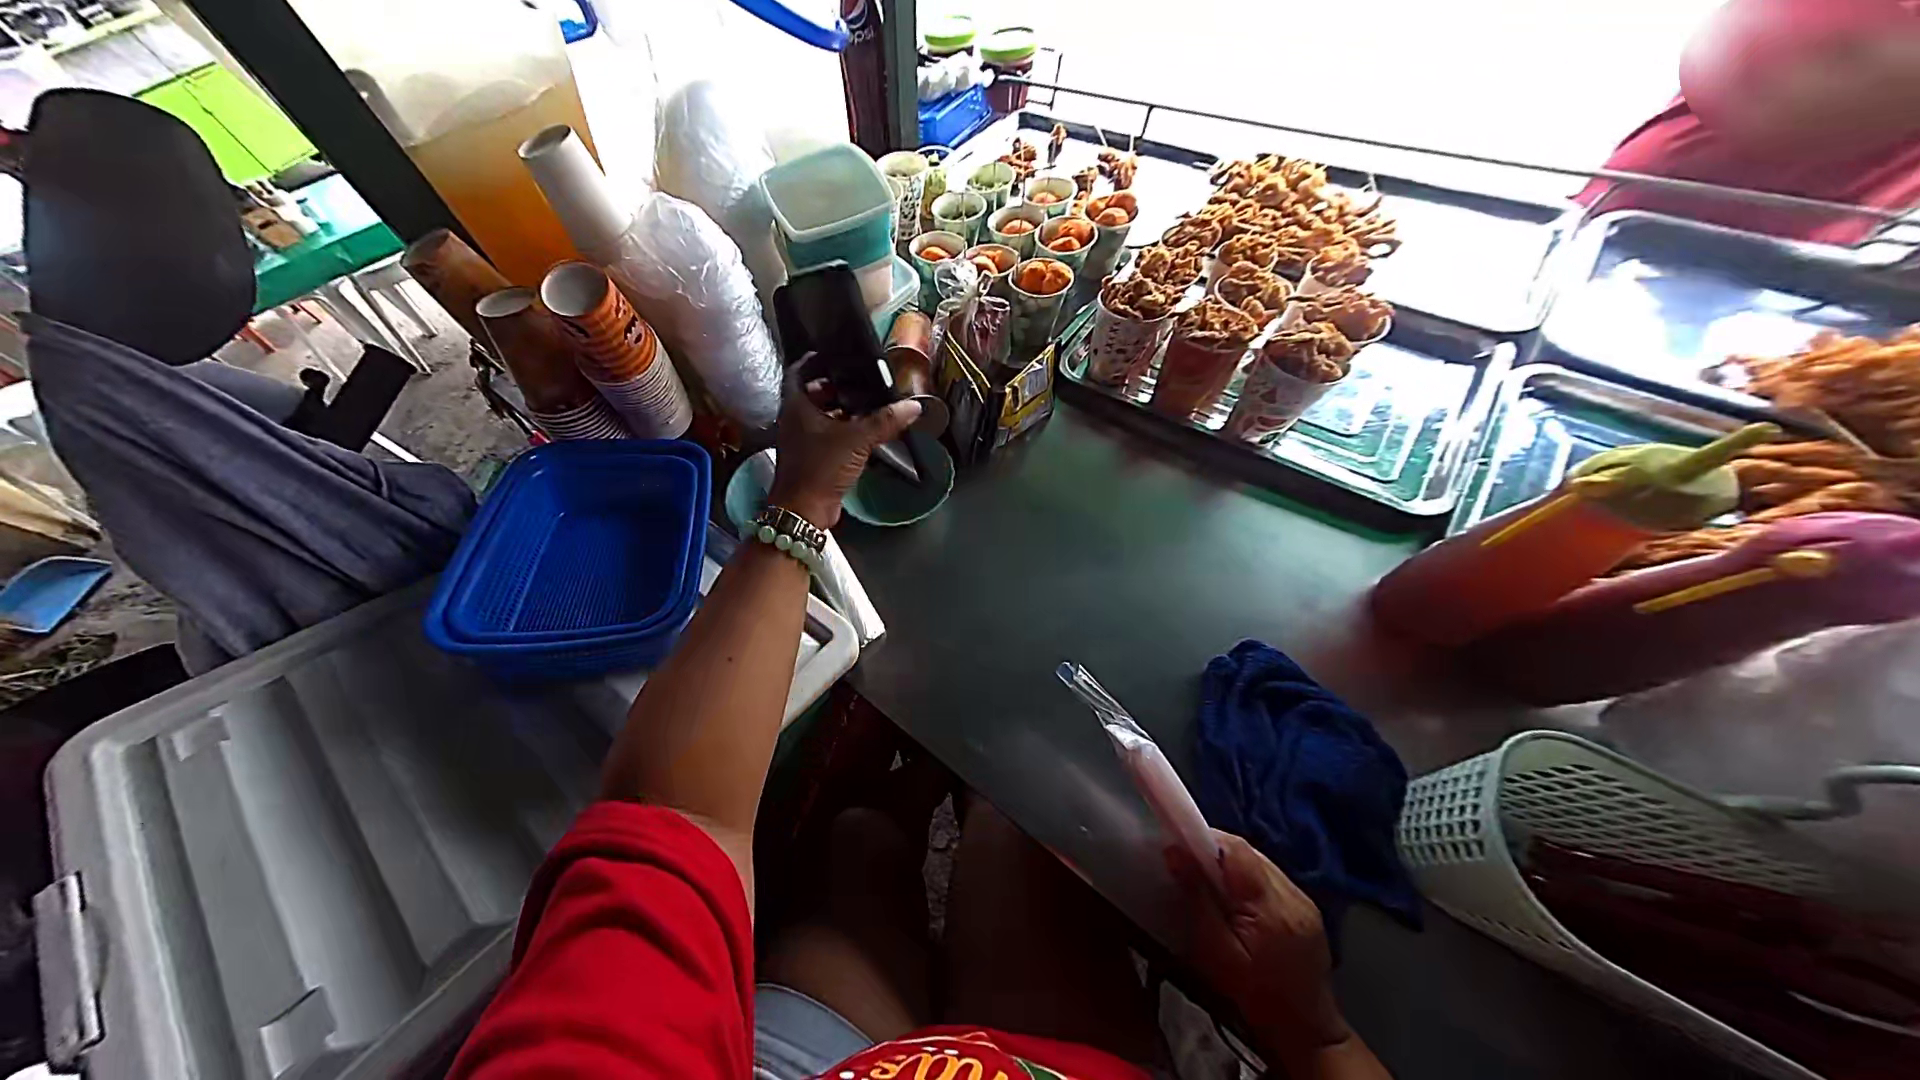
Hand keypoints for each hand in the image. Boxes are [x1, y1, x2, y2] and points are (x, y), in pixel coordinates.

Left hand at [767, 360, 921, 528]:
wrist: (805, 510)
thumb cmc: (821, 467)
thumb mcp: (856, 440)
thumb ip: (885, 421)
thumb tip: (913, 407)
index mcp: (795, 406)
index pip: (800, 371)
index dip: (815, 360)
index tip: (837, 355)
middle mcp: (794, 419)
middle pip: (812, 393)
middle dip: (835, 387)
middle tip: (860, 381)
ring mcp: (801, 440)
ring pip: (820, 415)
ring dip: (840, 410)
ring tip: (867, 404)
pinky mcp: (811, 457)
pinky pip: (826, 435)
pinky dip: (842, 430)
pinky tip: (864, 432)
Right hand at [1168, 830, 1353, 1066]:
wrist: (1305, 1032)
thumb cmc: (1254, 996)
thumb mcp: (1215, 953)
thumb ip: (1197, 899)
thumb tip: (1174, 851)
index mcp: (1270, 907)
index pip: (1236, 850)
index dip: (1206, 839)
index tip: (1180, 845)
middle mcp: (1291, 895)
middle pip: (1248, 852)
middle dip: (1216, 850)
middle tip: (1190, 864)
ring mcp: (1303, 899)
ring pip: (1259, 861)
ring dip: (1231, 863)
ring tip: (1211, 880)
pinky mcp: (1306, 906)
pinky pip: (1270, 876)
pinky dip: (1248, 877)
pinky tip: (1236, 896)